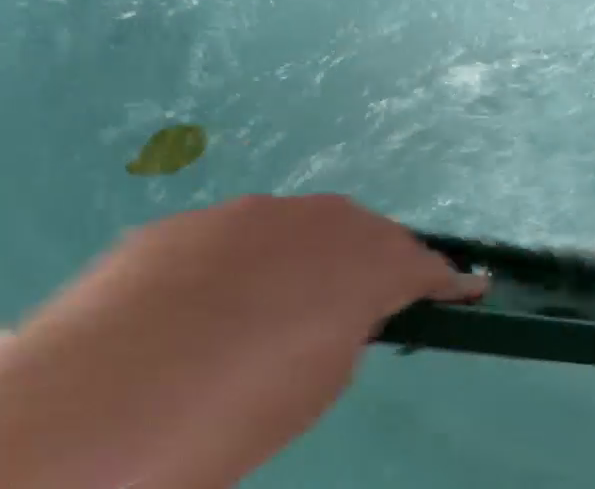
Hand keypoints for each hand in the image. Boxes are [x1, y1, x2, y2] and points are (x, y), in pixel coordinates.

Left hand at [0, 194, 484, 488]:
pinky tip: (196, 309)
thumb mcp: (323, 379)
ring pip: (292, 230)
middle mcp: (326, 220)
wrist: (95, 408)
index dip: (451, 284)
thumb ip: (348, 330)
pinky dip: (228, 268)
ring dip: (294, 260)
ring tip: (261, 309)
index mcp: (375, 260)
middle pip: (363, 236)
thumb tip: (333, 317)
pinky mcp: (178, 225)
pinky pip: (224, 242)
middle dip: (365, 266)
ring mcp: (249, 215)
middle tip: (348, 309)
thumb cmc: (240, 405)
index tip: (471, 291)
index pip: (429, 268)